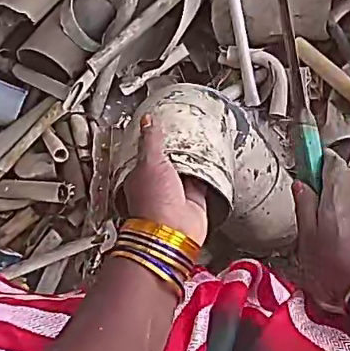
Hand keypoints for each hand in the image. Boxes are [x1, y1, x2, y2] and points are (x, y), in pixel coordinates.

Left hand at [124, 115, 209, 244]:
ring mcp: (176, 193)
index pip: (144, 153)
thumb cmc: (153, 203)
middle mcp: (157, 185)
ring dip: (191, 161)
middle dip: (174, 150)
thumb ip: (151, 140)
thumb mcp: (150, 162)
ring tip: (199, 144)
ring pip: (185, 172)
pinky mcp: (194, 201)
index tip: (158, 127)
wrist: (174, 229)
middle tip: (182, 133)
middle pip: (167, 162)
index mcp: (139, 175)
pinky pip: (201, 183)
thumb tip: (147, 120)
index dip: (151, 141)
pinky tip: (210, 164)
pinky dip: (206, 174)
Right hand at [292, 149, 349, 315]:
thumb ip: (304, 205)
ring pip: (346, 201)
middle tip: (307, 214)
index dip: (316, 160)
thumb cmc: (339, 263)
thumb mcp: (307, 236)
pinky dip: (346, 224)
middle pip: (337, 182)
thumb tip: (301, 185)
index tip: (305, 165)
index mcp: (337, 192)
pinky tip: (339, 245)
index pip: (329, 160)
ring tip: (322, 237)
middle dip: (322, 193)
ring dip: (334, 211)